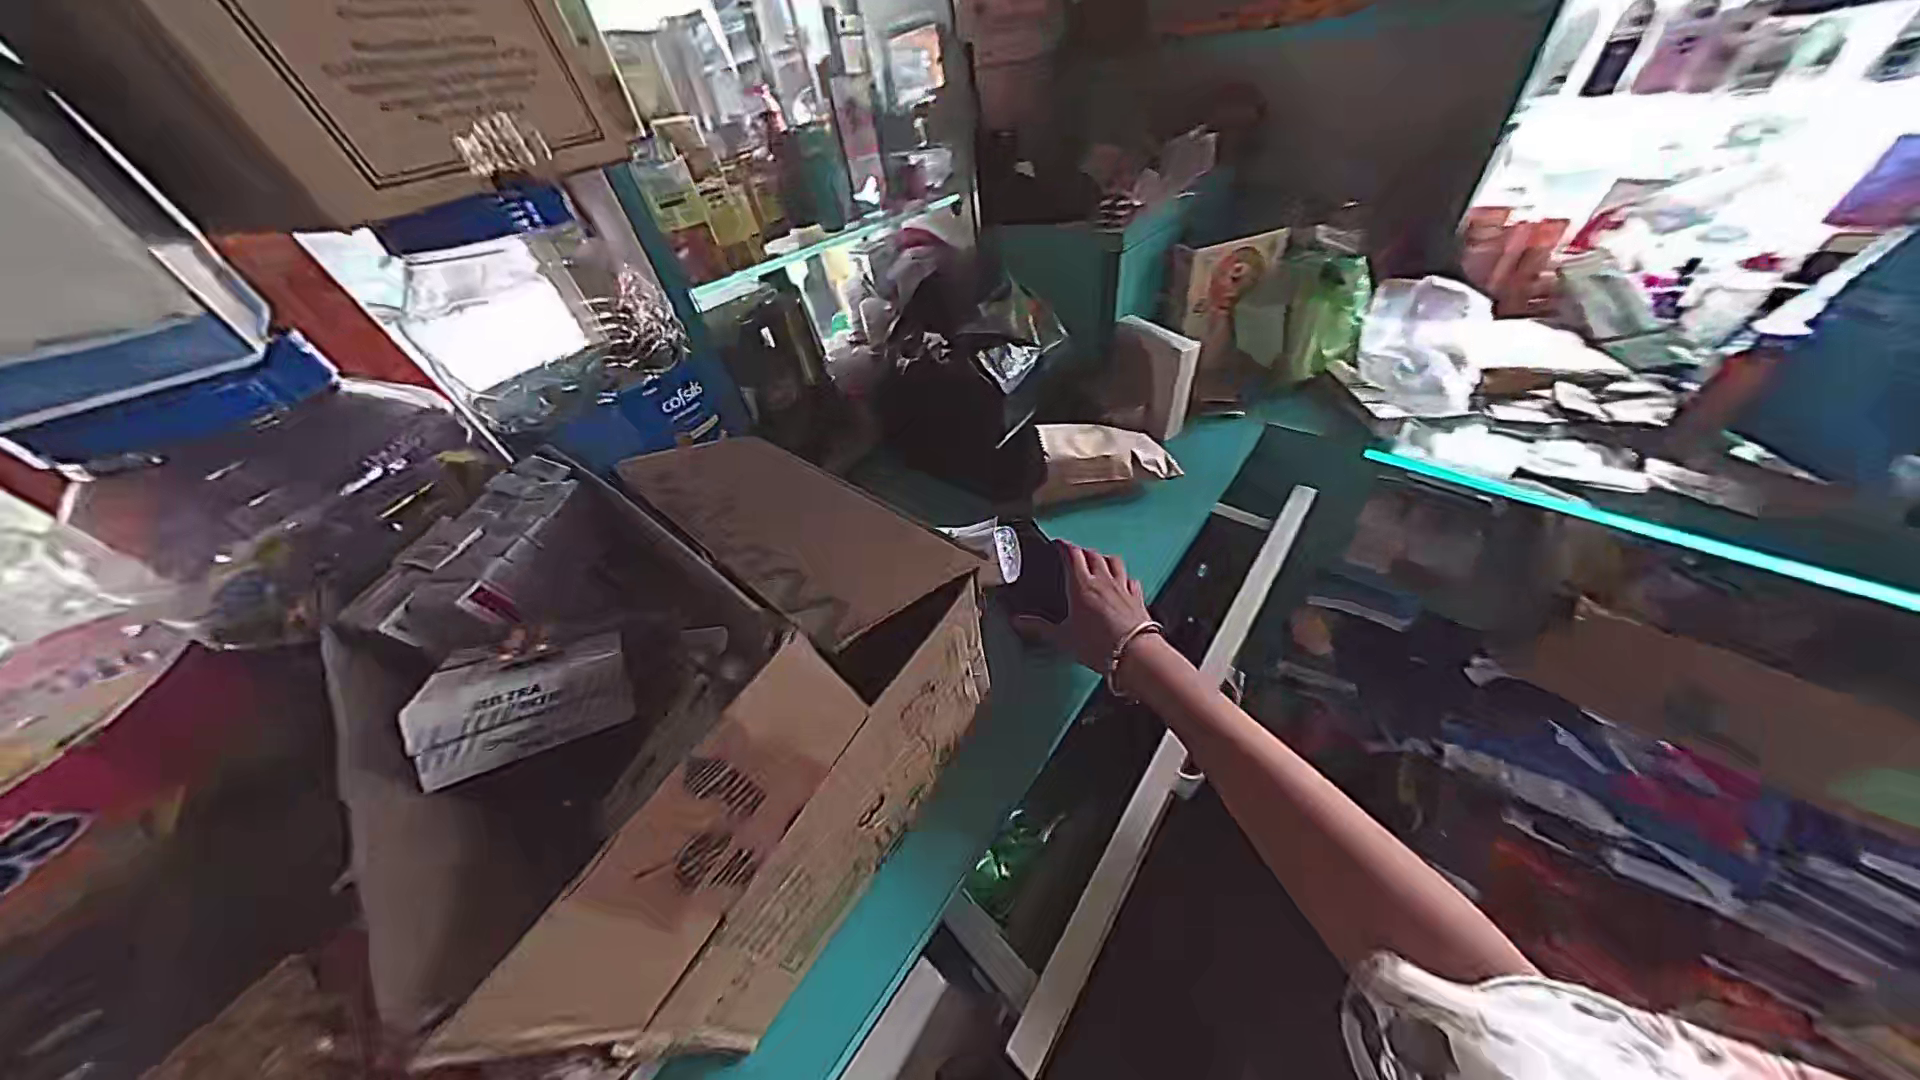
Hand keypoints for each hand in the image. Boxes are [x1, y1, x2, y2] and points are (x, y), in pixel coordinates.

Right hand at [1014, 541, 1152, 674]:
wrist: (1134, 653)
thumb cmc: (1099, 644)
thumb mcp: (1062, 637)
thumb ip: (1039, 627)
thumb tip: (1019, 621)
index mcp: (1081, 585)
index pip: (1071, 555)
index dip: (1063, 546)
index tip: (1058, 545)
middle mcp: (1103, 581)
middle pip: (1092, 555)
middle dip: (1082, 551)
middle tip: (1075, 554)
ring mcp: (1122, 587)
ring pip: (1114, 561)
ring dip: (1104, 558)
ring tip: (1099, 560)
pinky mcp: (1137, 598)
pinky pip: (1131, 579)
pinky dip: (1125, 576)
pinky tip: (1123, 581)